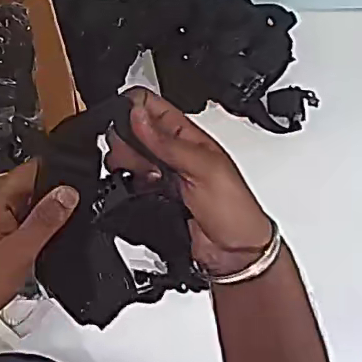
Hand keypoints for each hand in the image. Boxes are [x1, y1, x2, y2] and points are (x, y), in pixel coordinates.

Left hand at [0, 176, 78, 327]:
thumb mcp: (20, 250)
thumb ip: (45, 220)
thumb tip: (67, 194)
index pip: (29, 169)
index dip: (54, 168)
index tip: (76, 175)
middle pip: (33, 187)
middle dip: (55, 193)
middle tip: (76, 205)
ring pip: (31, 207)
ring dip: (48, 214)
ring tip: (64, 225)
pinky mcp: (1, 239)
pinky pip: (27, 225)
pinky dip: (40, 230)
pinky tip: (48, 242)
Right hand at [106, 87, 273, 277]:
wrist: (237, 257)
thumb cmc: (235, 210)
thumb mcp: (203, 168)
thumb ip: (167, 141)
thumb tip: (137, 113)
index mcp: (186, 133)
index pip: (149, 104)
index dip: (131, 106)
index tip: (125, 123)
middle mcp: (172, 150)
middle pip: (131, 128)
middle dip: (125, 141)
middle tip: (141, 158)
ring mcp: (161, 173)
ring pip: (127, 155)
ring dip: (127, 164)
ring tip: (146, 177)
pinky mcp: (153, 195)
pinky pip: (128, 182)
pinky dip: (126, 184)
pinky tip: (140, 191)